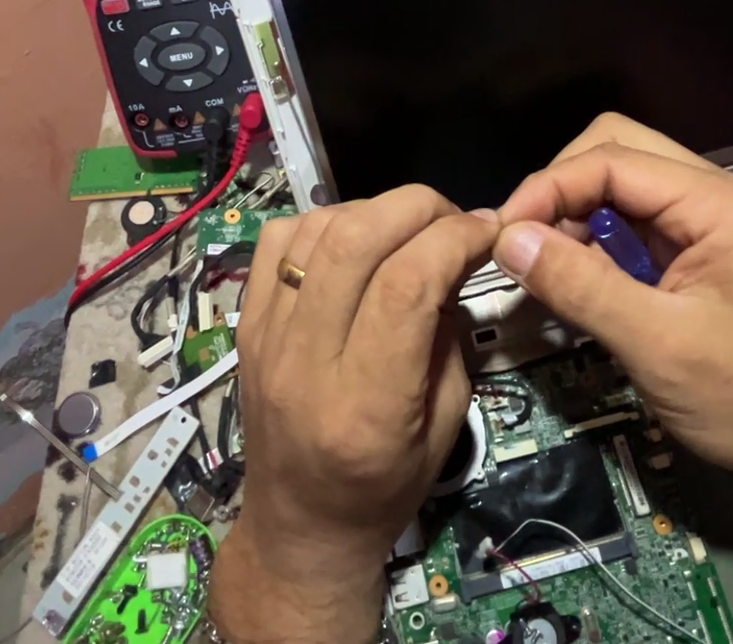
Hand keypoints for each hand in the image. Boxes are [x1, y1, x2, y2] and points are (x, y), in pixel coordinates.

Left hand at [210, 187, 498, 642]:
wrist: (298, 525)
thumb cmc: (383, 488)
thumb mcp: (446, 425)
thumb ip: (451, 337)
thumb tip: (452, 259)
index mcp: (366, 404)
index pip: (407, 285)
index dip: (455, 239)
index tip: (487, 230)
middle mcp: (306, 362)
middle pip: (356, 240)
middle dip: (418, 207)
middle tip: (451, 217)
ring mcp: (265, 337)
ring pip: (316, 229)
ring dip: (375, 209)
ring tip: (407, 226)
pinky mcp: (245, 323)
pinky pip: (277, 239)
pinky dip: (323, 220)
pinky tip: (353, 240)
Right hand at [493, 113, 732, 504]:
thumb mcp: (662, 347)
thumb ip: (582, 285)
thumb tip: (509, 239)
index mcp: (720, 201)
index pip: (610, 158)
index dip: (547, 189)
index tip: (503, 238)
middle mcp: (720, 197)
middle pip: (619, 155)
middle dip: (563, 193)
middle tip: (528, 247)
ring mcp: (719, 226)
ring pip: (628, 192)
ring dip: (580, 222)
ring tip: (551, 273)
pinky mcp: (713, 257)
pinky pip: (643, 230)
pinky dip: (605, 249)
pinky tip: (590, 287)